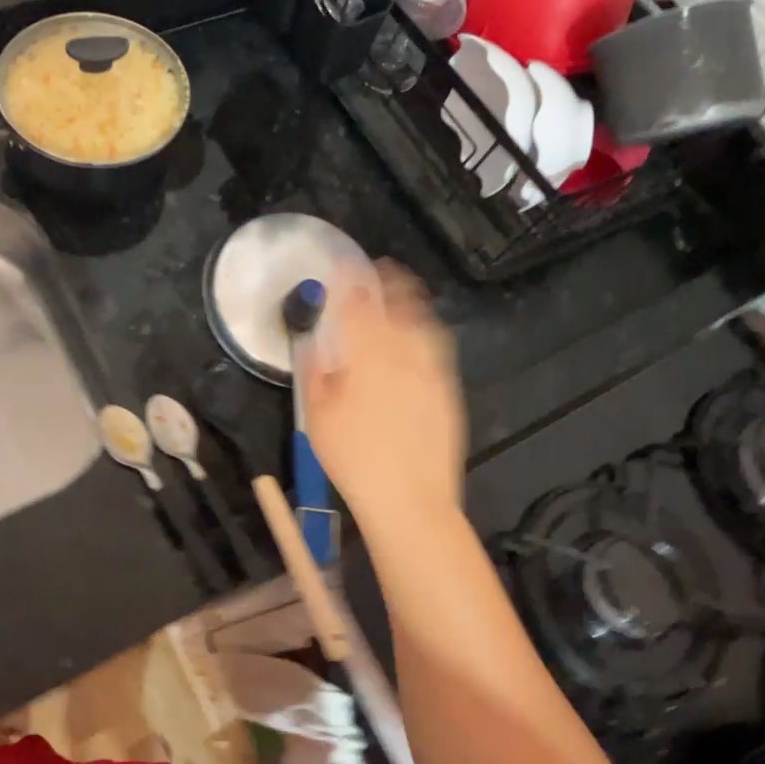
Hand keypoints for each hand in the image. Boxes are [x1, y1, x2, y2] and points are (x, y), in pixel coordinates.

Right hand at [301, 262, 466, 526]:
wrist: (410, 499)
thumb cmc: (354, 459)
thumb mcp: (317, 417)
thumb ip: (317, 374)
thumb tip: (316, 348)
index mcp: (367, 356)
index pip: (357, 305)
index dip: (349, 280)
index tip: (343, 263)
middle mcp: (403, 355)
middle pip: (396, 306)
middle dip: (386, 282)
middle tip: (377, 268)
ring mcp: (431, 372)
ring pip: (422, 324)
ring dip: (411, 302)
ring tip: (402, 291)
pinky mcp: (448, 392)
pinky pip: (437, 349)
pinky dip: (426, 332)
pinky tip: (420, 336)